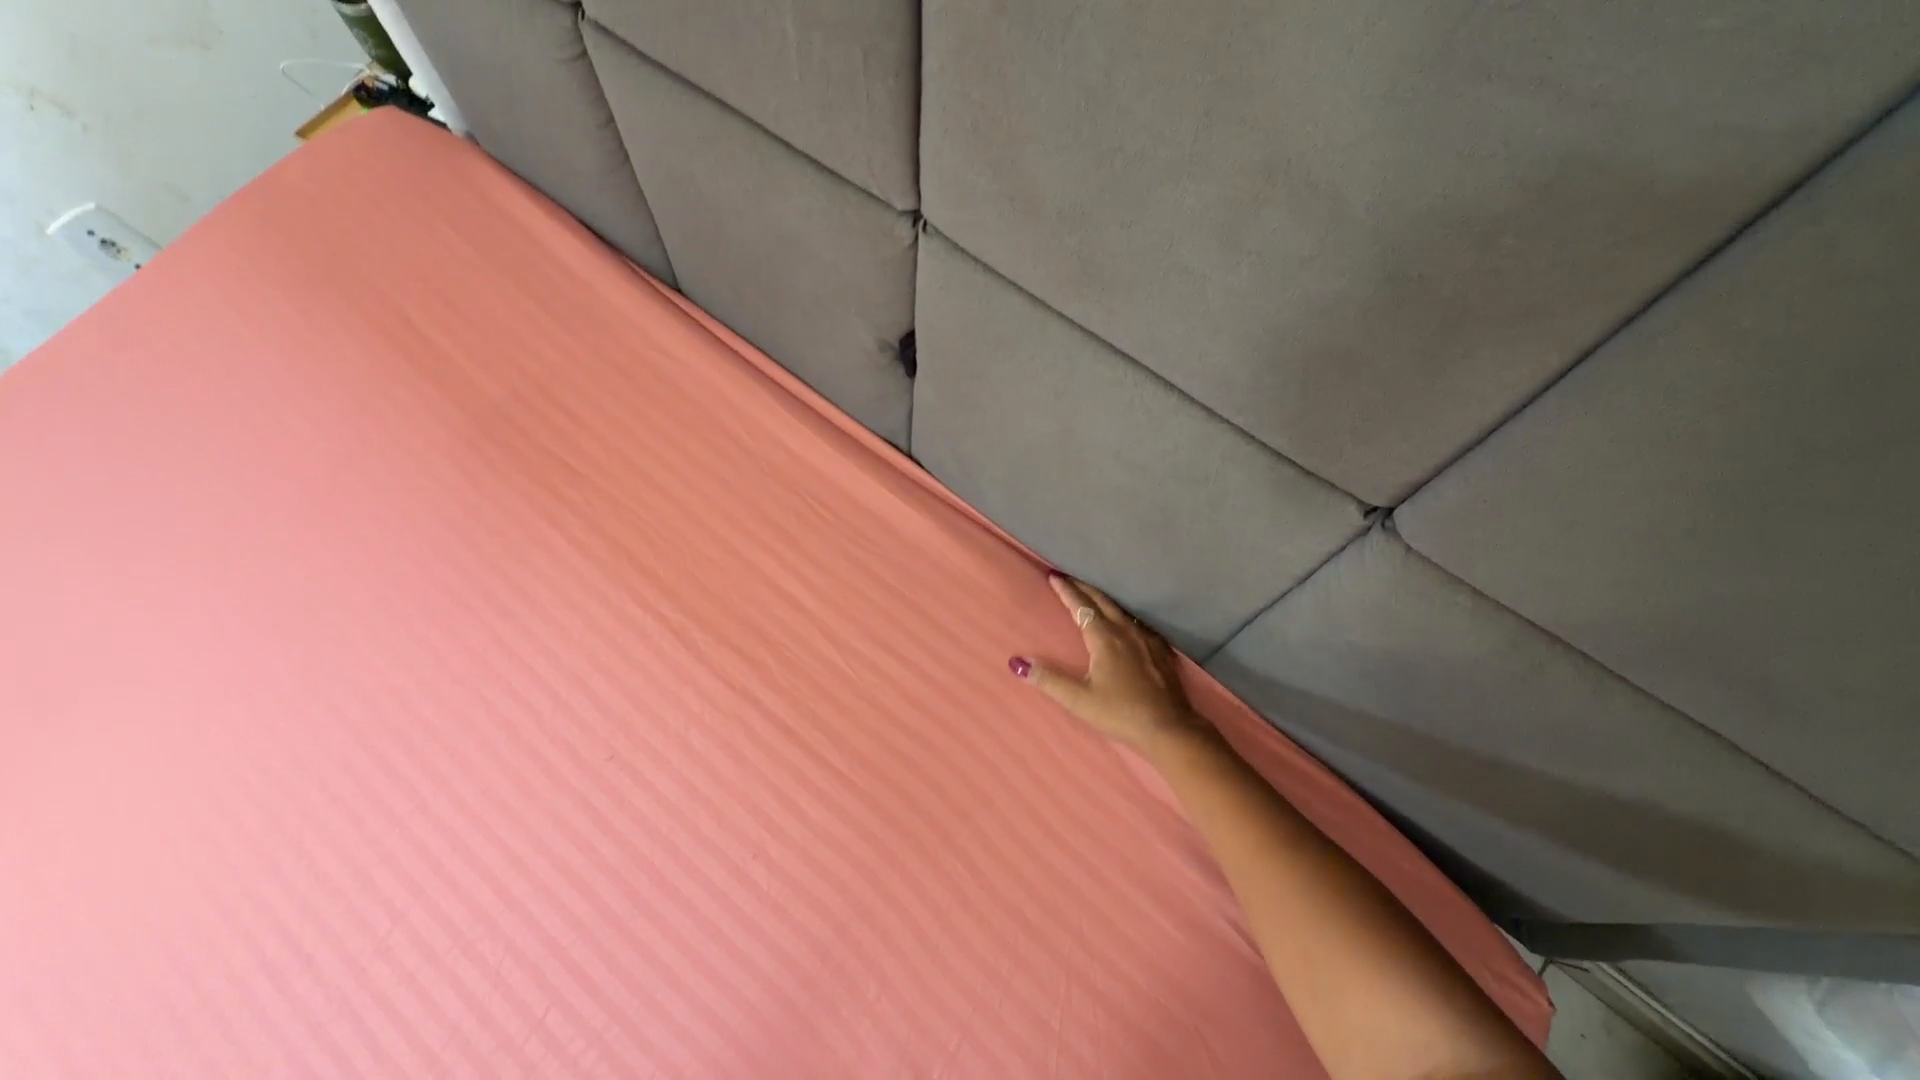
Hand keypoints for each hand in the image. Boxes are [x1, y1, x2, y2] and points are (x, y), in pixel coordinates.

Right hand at [1010, 574, 1206, 753]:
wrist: (1169, 727)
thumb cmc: (1121, 713)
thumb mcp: (1079, 700)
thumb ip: (1049, 680)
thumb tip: (1017, 662)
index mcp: (1105, 638)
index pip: (1081, 607)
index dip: (1066, 591)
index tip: (1054, 576)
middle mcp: (1126, 631)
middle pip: (1102, 601)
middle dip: (1084, 587)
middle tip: (1069, 577)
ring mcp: (1147, 639)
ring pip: (1121, 609)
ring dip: (1103, 598)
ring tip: (1092, 594)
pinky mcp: (1160, 650)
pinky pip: (1137, 622)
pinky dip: (1123, 614)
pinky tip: (1125, 622)